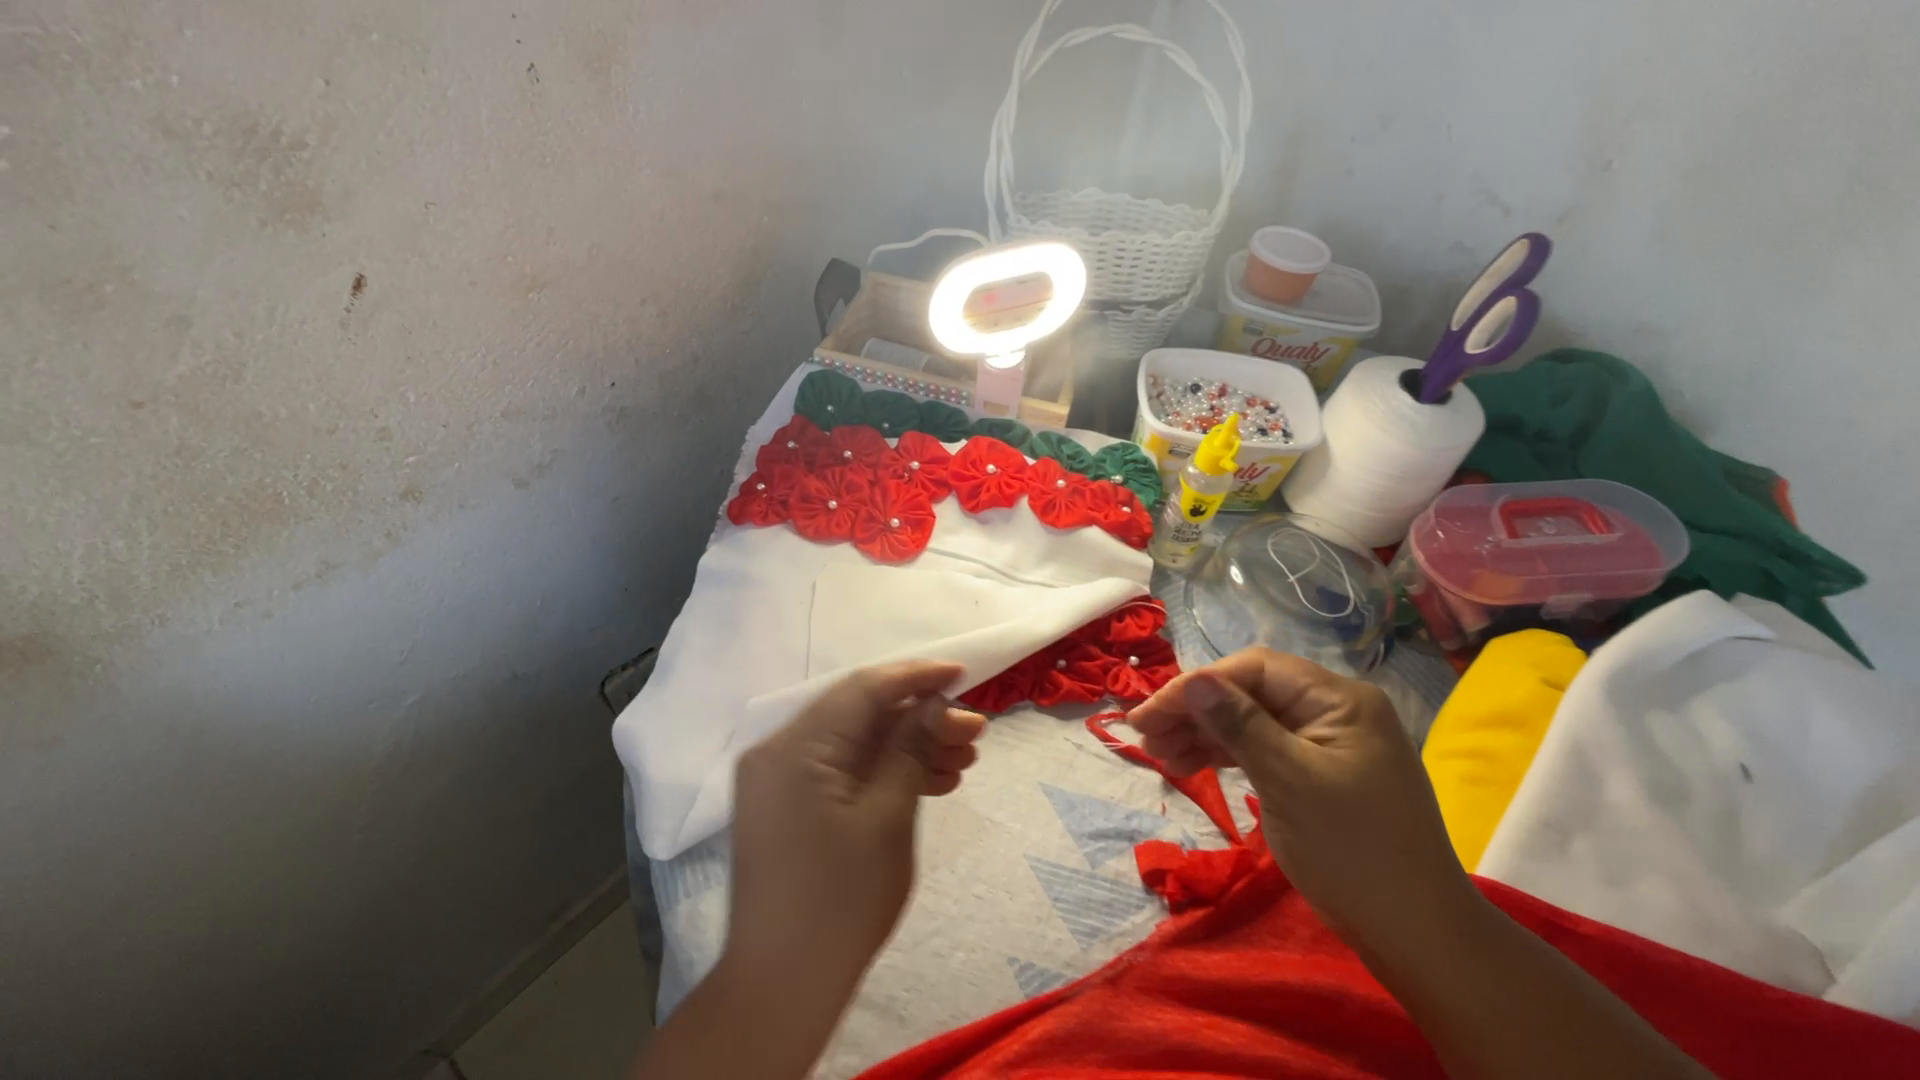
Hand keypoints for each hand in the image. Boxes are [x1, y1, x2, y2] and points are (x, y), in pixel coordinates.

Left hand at [726, 661, 984, 995]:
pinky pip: (840, 773)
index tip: (965, 675)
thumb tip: (936, 702)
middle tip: (975, 735)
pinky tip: (931, 784)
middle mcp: (777, 752)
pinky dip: (883, 774)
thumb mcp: (888, 816)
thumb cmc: (841, 900)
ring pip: (854, 745)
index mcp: (794, 747)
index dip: (917, 678)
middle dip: (920, 720)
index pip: (862, 689)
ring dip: (908, 748)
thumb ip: (911, 748)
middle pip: (859, 716)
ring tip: (963, 762)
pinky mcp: (787, 808)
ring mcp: (778, 782)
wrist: (782, 984)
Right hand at [1126, 648, 1474, 949]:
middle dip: (1196, 711)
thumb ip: (1239, 726)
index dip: (1198, 686)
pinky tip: (1194, 766)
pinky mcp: (1321, 774)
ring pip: (1253, 721)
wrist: (1415, 932)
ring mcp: (1329, 743)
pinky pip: (1265, 749)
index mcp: (1339, 700)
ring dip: (1205, 734)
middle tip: (1146, 738)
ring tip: (1161, 757)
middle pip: (1251, 693)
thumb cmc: (1353, 852)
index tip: (1149, 715)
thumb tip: (1193, 680)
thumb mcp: (1289, 783)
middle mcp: (1336, 711)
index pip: (1255, 670)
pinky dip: (1228, 756)